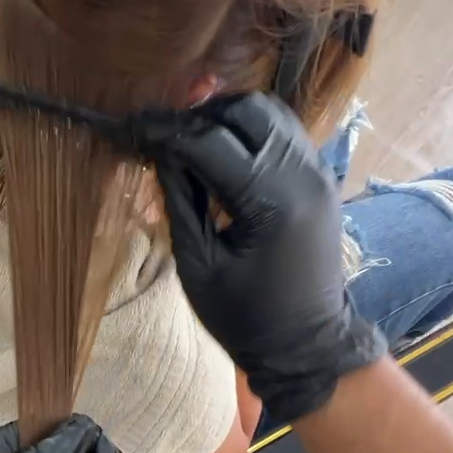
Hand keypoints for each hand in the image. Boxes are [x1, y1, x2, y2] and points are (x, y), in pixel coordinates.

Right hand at [155, 93, 385, 423]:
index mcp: (271, 201)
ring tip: (188, 143)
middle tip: (163, 137)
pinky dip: (248, 134)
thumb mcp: (198, 266)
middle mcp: (303, 173)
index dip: (167, 132)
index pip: (211, 142)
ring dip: (225, 120)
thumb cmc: (244, 318)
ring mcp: (318, 171)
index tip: (133, 126)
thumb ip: (181, 204)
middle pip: (247, 110)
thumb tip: (161, 155)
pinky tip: (220, 157)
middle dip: (199, 116)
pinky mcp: (319, 178)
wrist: (305, 342)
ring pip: (269, 114)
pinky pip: (282, 134)